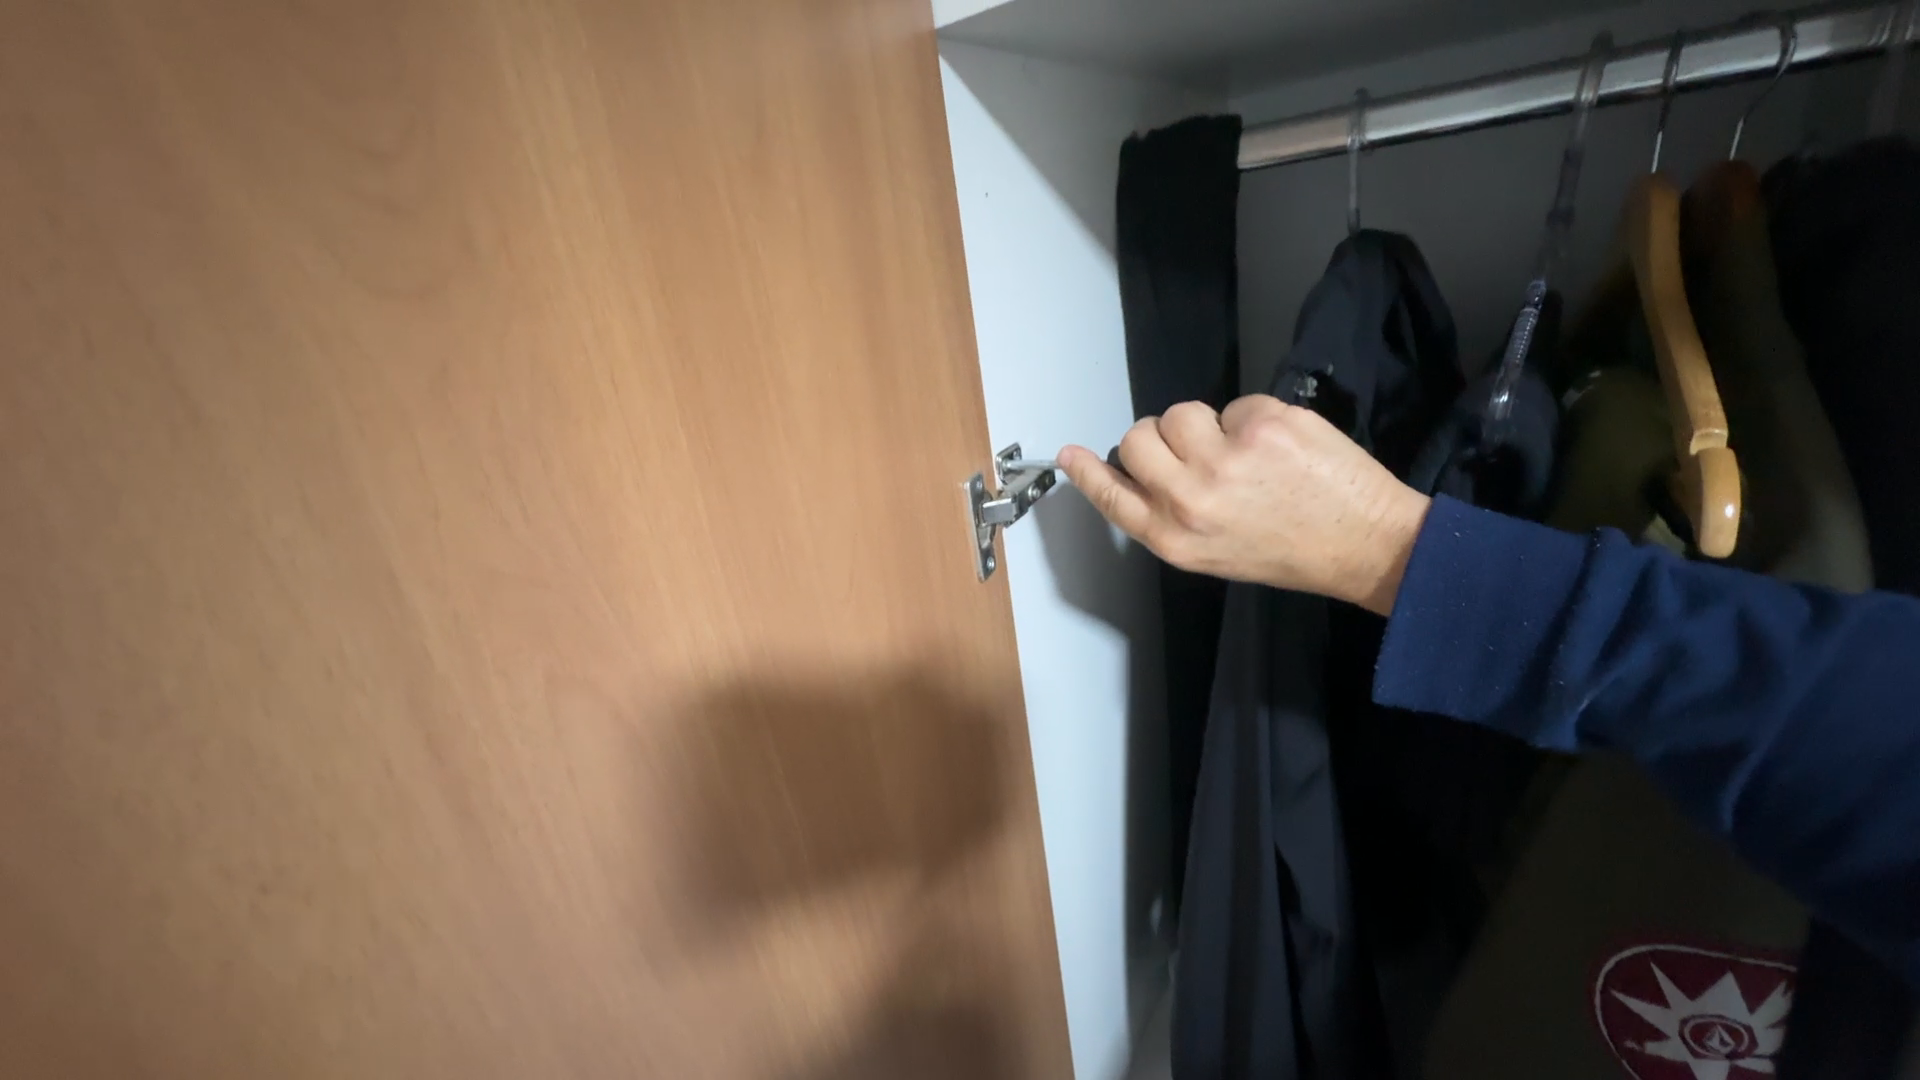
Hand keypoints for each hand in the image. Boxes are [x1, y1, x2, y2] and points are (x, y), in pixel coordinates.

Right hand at [1058, 394, 1431, 615]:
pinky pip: (1233, 404)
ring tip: (1241, 451)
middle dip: (1159, 437)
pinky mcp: (1264, 425)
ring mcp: (1226, 458)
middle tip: (1193, 450)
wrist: (1365, 544)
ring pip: (1181, 412)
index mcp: (1175, 538)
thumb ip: (1167, 515)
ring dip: (1205, 425)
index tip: (1069, 453)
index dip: (1089, 472)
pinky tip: (1277, 447)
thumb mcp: (1210, 553)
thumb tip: (1140, 470)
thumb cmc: (1285, 552)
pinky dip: (1251, 419)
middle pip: (1137, 438)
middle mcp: (1191, 499)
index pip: (1114, 496)